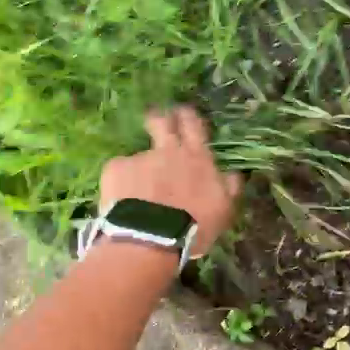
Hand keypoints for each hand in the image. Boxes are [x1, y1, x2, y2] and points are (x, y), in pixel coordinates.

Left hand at [100, 108, 242, 257]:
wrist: (152, 238)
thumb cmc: (196, 224)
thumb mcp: (225, 208)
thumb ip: (229, 186)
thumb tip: (233, 173)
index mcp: (198, 158)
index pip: (193, 126)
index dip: (188, 116)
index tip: (183, 112)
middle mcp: (169, 151)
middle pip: (161, 122)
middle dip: (159, 118)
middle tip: (156, 123)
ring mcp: (140, 158)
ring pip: (142, 156)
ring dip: (143, 168)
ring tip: (140, 191)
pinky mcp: (116, 168)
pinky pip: (121, 171)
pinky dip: (124, 183)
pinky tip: (125, 200)